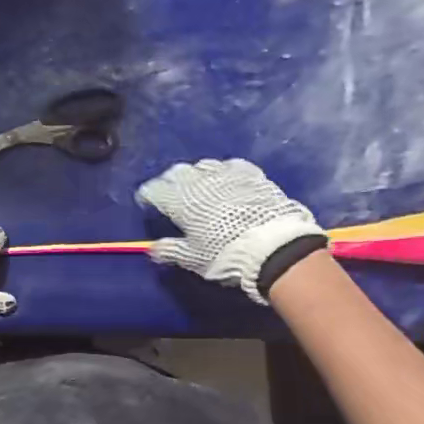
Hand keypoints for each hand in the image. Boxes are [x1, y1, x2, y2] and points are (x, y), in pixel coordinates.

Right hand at [136, 159, 326, 304]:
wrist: (275, 247)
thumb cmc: (226, 253)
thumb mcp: (194, 258)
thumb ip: (171, 250)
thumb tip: (152, 249)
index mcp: (179, 201)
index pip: (154, 190)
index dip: (147, 196)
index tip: (147, 204)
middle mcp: (199, 182)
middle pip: (176, 172)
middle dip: (169, 181)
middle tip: (171, 194)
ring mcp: (226, 175)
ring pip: (203, 165)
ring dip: (196, 174)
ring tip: (200, 186)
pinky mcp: (251, 175)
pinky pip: (231, 166)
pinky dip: (224, 172)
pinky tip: (228, 180)